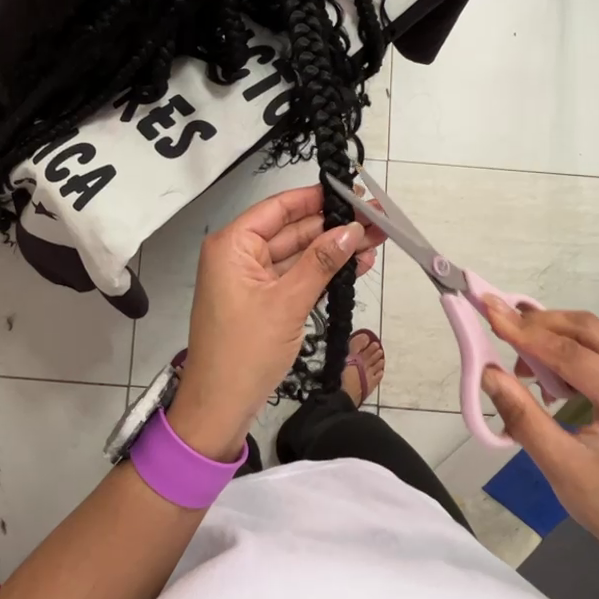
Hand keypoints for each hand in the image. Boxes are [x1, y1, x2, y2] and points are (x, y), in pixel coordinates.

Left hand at [169, 186, 384, 458]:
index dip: (317, 198)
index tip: (355, 192)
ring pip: (296, 254)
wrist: (220, 405)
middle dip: (333, 225)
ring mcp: (249, 279)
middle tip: (378, 221)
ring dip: (332, 250)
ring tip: (377, 242)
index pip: (279, 207)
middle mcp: (238, 255)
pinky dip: (321, 273)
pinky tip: (355, 266)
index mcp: (232, 245)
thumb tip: (351, 229)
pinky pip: (294, 277)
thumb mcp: (287, 302)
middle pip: (291, 229)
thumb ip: (320, 262)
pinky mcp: (261, 301)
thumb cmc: (245, 351)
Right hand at [479, 302, 598, 569]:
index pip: (574, 354)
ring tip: (519, 360)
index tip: (488, 311)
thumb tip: (488, 372)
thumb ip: (523, 416)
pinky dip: (568, 350)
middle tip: (497, 323)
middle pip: (589, 331)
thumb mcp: (560, 466)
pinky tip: (546, 373)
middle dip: (539, 324)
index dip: (526, 333)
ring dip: (552, 336)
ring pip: (596, 335)